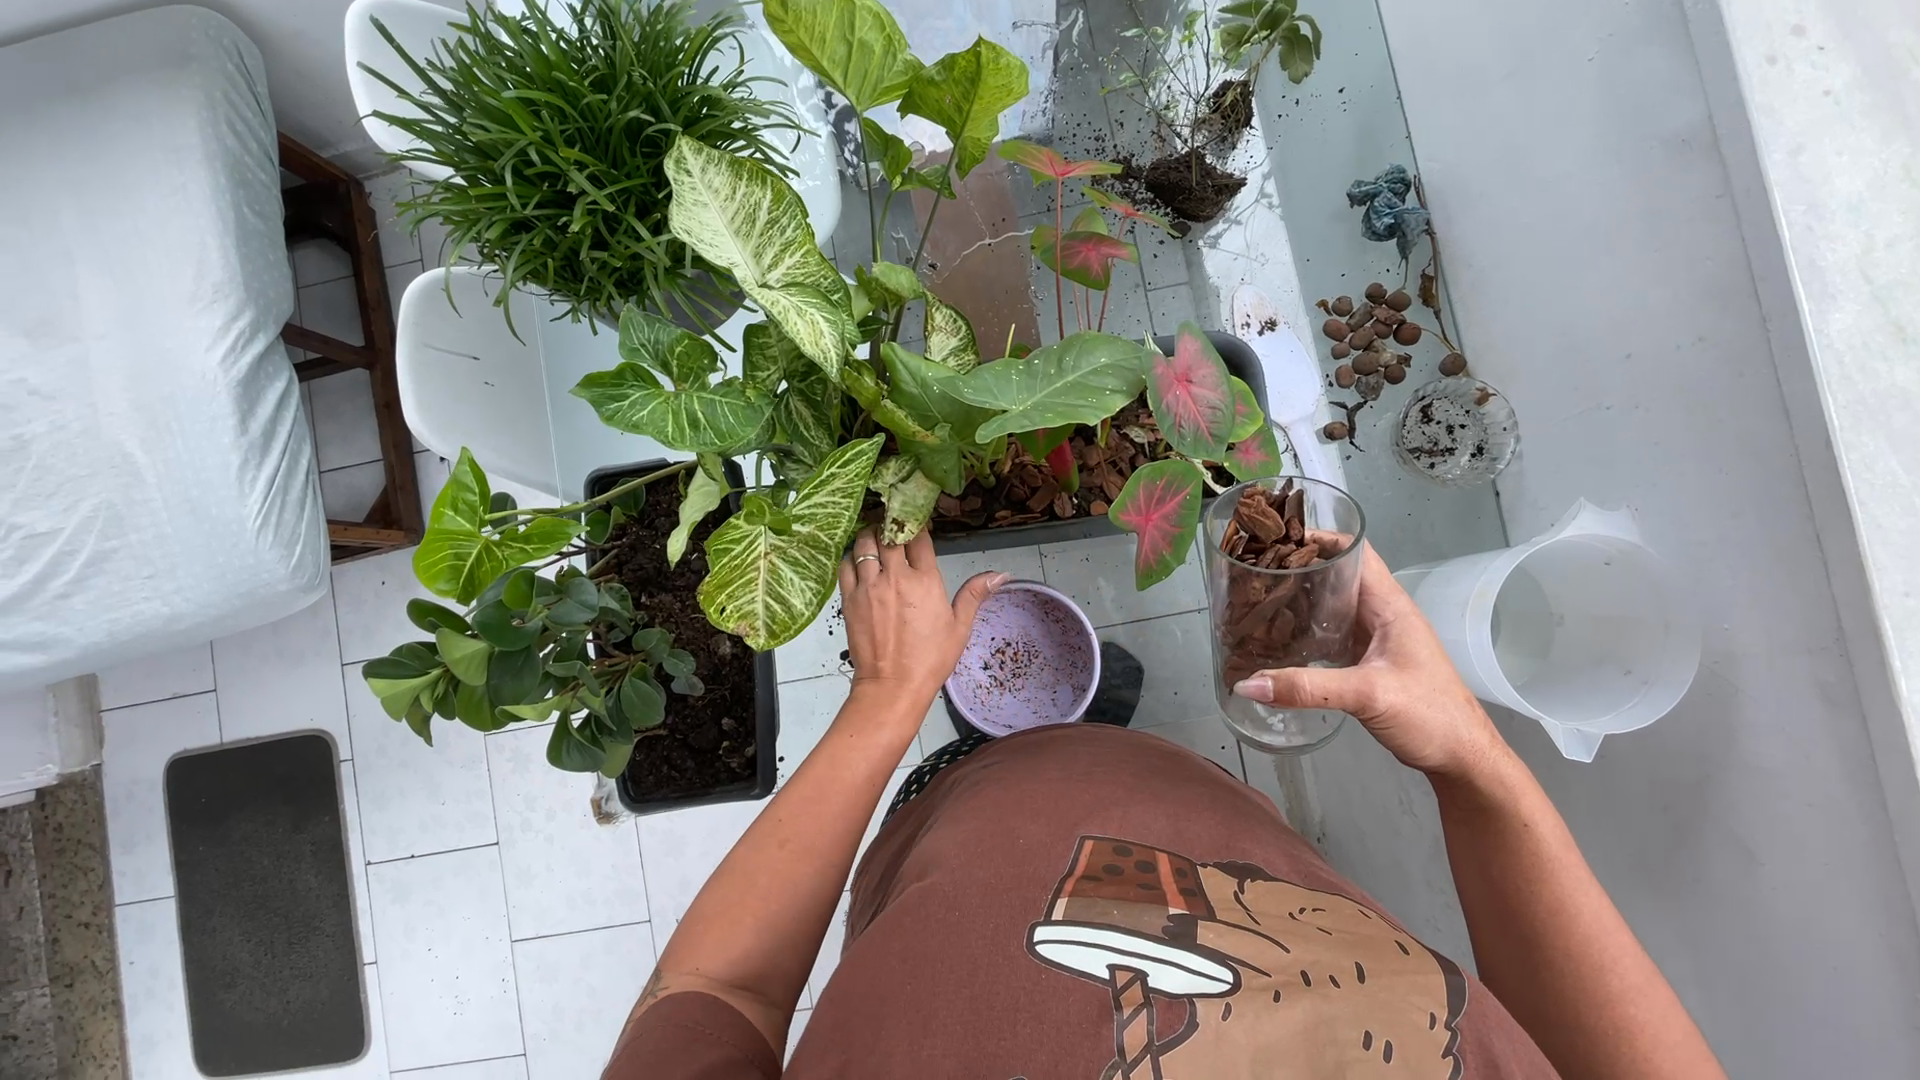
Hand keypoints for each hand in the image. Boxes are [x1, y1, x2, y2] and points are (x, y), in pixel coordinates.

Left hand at [838, 526, 1005, 705]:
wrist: (892, 685)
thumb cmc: (929, 659)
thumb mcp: (959, 626)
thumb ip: (975, 594)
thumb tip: (1000, 575)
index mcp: (925, 580)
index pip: (919, 538)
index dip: (917, 526)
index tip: (917, 524)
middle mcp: (896, 577)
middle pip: (889, 534)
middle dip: (891, 525)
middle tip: (893, 523)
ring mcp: (869, 586)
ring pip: (864, 544)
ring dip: (869, 535)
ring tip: (874, 535)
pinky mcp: (849, 599)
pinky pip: (845, 565)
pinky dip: (851, 556)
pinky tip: (858, 559)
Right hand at [1231, 541, 1504, 777]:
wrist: (1464, 759)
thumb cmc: (1430, 715)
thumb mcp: (1367, 695)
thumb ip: (1306, 688)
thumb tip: (1245, 684)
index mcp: (1389, 605)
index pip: (1354, 551)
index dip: (1317, 538)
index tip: (1274, 540)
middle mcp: (1380, 614)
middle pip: (1335, 575)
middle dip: (1296, 567)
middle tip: (1251, 570)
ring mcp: (1374, 638)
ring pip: (1330, 605)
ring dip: (1297, 599)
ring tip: (1254, 598)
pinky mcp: (1365, 661)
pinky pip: (1328, 633)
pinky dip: (1302, 629)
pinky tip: (1276, 639)